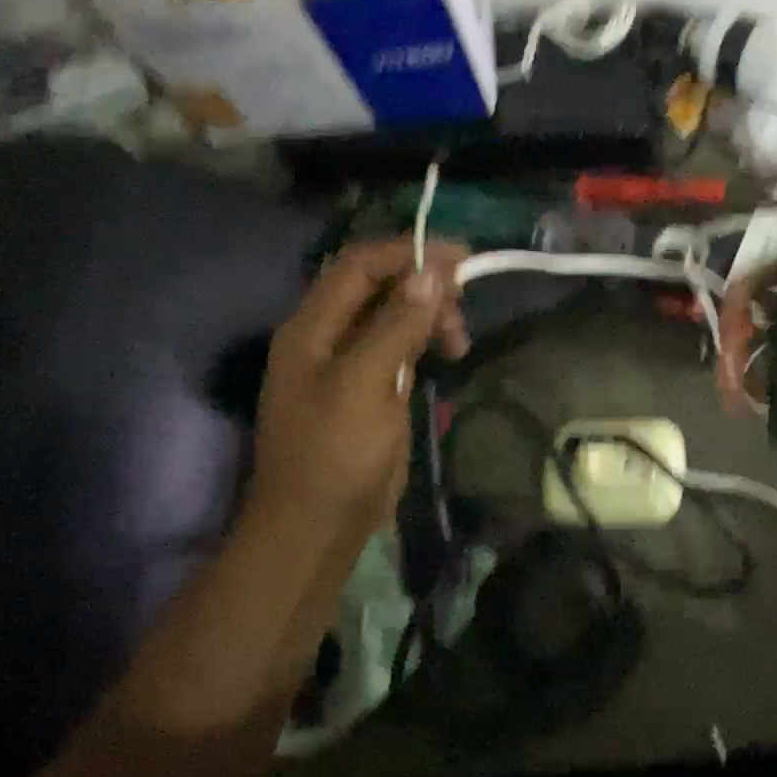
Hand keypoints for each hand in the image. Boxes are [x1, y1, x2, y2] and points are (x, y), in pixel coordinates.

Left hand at [252, 237, 469, 529]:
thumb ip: (396, 325)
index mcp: (312, 328)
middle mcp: (327, 336)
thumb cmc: (335, 452)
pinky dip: (428, 339)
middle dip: (424, 282)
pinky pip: (402, 344)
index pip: (359, 265)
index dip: (407, 252)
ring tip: (460, 338)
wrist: (318, 524)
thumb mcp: (365, 384)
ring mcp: (350, 362)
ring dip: (431, 313)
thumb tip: (431, 273)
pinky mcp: (372, 386)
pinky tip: (450, 353)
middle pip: (379, 284)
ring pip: (395, 313)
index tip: (460, 256)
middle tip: (464, 300)